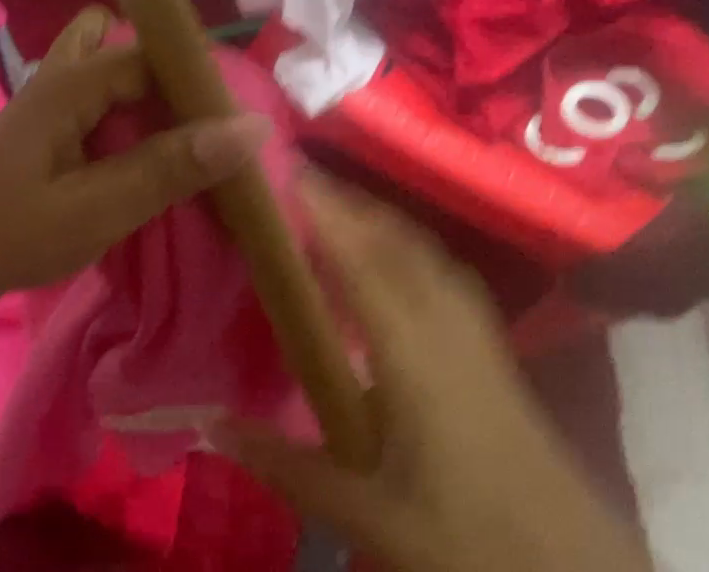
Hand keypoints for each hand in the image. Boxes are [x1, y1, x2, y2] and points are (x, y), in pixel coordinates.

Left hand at [0, 7, 269, 308]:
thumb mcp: (98, 209)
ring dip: (144, 100)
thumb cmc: (13, 234)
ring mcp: (45, 106)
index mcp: (66, 87)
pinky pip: (94, 107)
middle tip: (204, 128)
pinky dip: (125, 122)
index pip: (148, 54)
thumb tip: (251, 127)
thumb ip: (168, 167)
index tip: (238, 120)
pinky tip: (146, 163)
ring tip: (183, 146)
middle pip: (118, 45)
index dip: (195, 80)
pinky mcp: (43, 134)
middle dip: (165, 76)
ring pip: (104, 74)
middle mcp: (54, 82)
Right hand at [213, 175, 653, 571]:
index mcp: (421, 367)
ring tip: (343, 212)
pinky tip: (397, 277)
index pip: (370, 273)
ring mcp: (488, 356)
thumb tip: (205, 422)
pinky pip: (453, 292)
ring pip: (438, 269)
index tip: (292, 173)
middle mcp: (457, 345)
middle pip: (411, 255)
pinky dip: (416, 261)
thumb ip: (288, 467)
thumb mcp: (372, 517)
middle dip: (360, 208)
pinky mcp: (503, 375)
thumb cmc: (475, 543)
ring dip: (390, 230)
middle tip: (304, 179)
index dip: (332, 218)